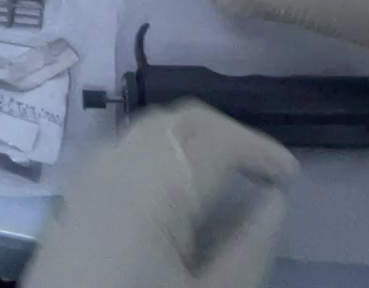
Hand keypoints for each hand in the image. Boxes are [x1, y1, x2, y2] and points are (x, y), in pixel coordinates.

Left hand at [22, 103, 297, 287]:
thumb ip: (247, 248)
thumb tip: (274, 200)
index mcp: (153, 186)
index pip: (217, 141)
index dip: (259, 148)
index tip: (292, 175)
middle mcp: (117, 162)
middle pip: (181, 120)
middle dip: (228, 134)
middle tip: (265, 170)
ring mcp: (90, 174)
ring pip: (151, 126)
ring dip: (194, 137)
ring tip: (229, 173)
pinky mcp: (75, 192)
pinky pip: (126, 145)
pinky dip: (161, 147)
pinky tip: (178, 184)